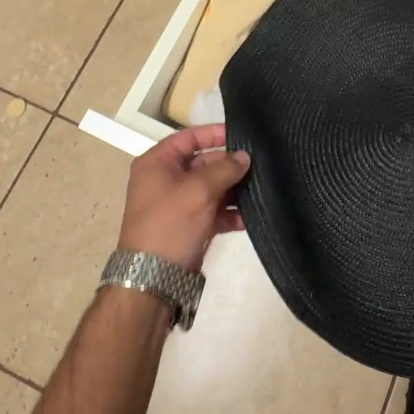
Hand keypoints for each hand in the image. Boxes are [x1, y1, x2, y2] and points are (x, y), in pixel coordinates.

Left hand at [118, 123, 250, 271]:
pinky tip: (250, 217)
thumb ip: (225, 168)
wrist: (152, 279)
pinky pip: (213, 211)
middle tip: (260, 164)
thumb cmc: (170, 223)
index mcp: (158, 162)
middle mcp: (166, 179)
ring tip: (260, 189)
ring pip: (211, 188)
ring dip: (233, 190)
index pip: (190, 137)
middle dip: (230, 165)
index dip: (216, 133)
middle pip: (203, 162)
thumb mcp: (199, 190)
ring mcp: (178, 204)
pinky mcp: (189, 226)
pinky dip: (229, 213)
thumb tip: (244, 156)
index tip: (243, 134)